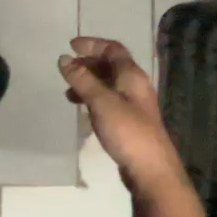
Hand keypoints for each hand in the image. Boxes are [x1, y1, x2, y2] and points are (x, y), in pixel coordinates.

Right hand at [59, 36, 187, 196]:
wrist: (152, 172)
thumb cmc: (128, 131)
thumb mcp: (101, 102)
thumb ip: (81, 79)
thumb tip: (63, 58)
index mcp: (132, 76)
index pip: (113, 49)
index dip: (92, 44)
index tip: (71, 46)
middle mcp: (135, 87)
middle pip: (111, 65)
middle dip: (88, 64)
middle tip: (67, 69)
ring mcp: (134, 105)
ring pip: (108, 84)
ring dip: (88, 82)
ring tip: (69, 91)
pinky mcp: (130, 122)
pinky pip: (108, 101)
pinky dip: (93, 99)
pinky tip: (83, 109)